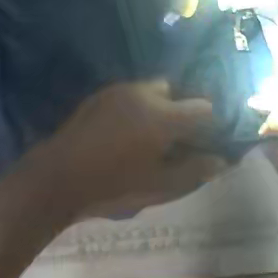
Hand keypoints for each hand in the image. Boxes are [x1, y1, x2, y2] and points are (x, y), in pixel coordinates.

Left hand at [20, 80, 227, 221]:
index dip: (210, 125)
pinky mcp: (97, 98)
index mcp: (164, 116)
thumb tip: (220, 161)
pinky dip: (135, 109)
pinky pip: (127, 97)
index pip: (203, 109)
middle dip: (181, 112)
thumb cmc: (113, 186)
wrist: (57, 179)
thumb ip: (194, 170)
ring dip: (157, 108)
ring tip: (150, 138)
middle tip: (177, 141)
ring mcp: (117, 92)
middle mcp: (143, 94)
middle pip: (175, 92)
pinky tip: (126, 135)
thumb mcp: (160, 187)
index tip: (207, 143)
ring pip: (149, 91)